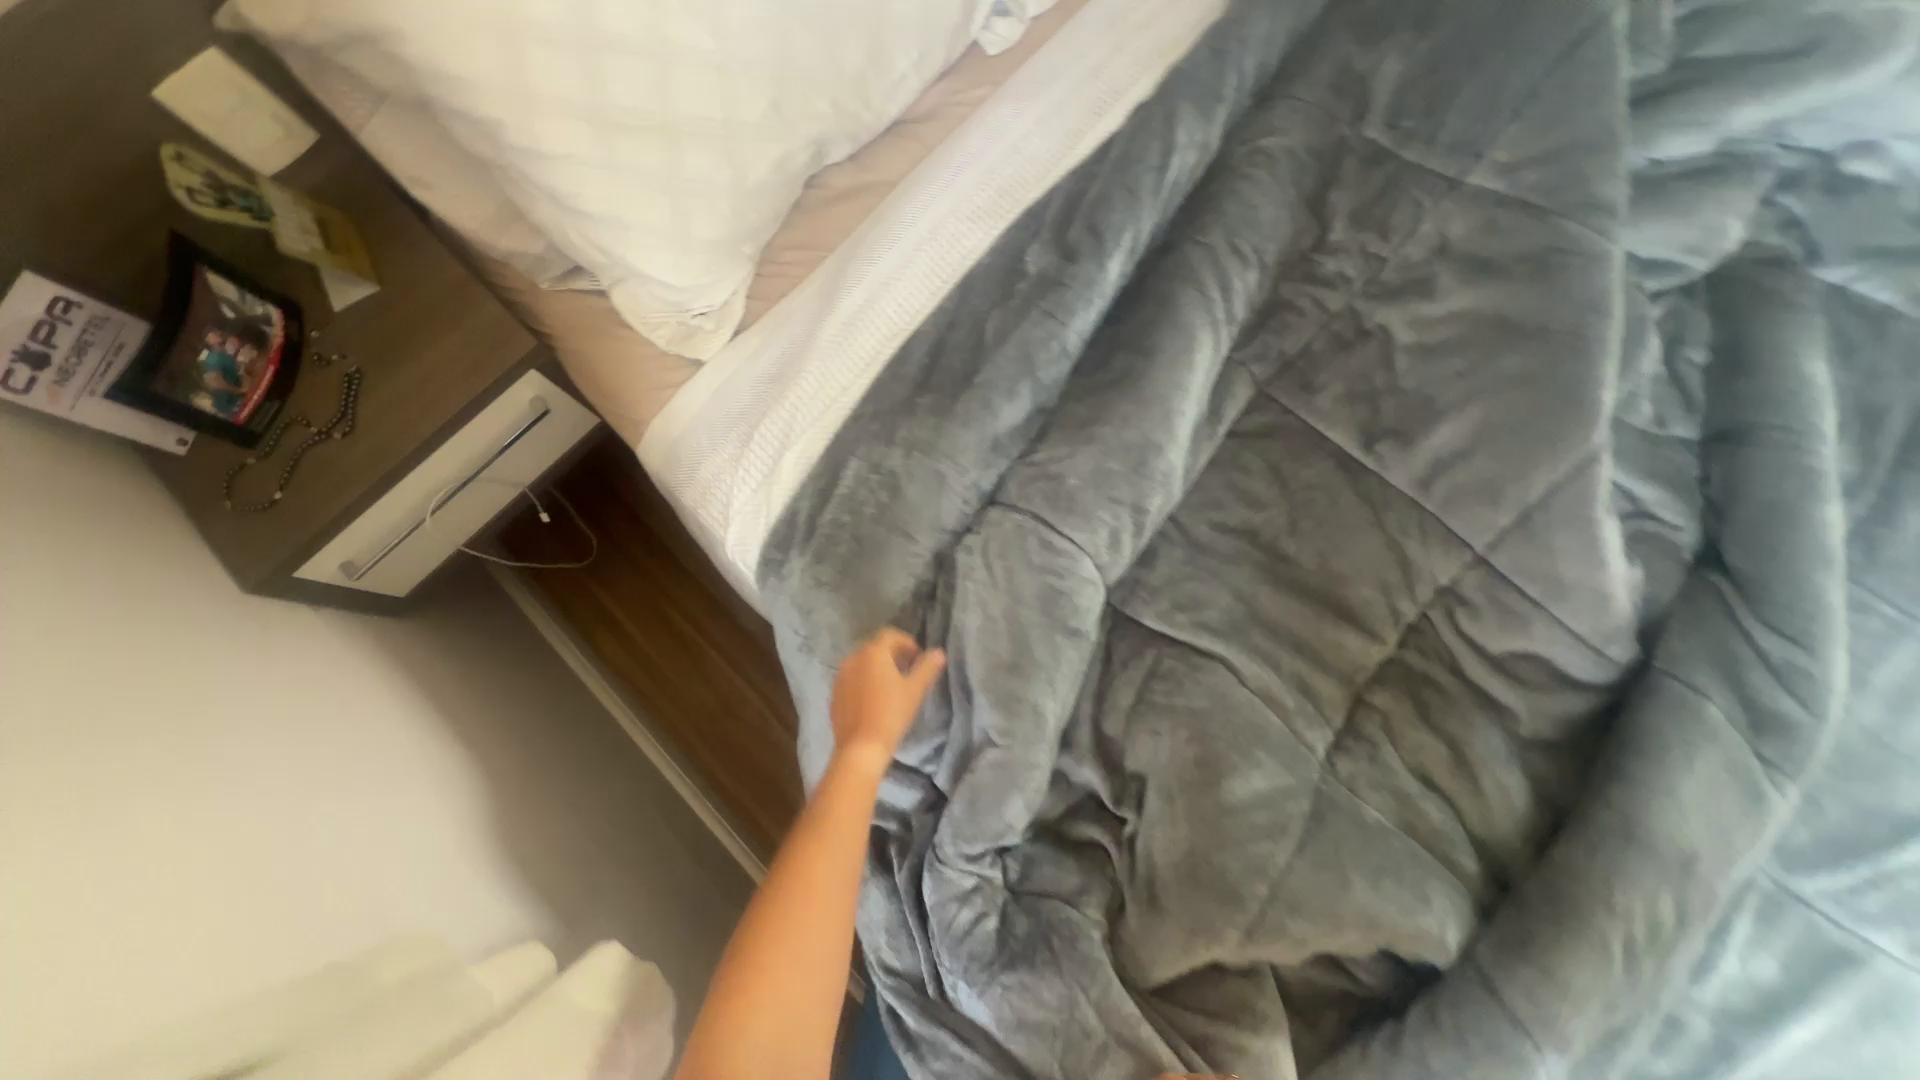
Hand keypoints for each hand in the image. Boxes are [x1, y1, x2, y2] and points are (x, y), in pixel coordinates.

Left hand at [829, 628, 945, 767]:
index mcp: (873, 653)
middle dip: (892, 654)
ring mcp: (840, 677)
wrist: (861, 747)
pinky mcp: (834, 694)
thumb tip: (939, 652)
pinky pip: (852, 679)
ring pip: (861, 663)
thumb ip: (927, 668)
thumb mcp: (915, 690)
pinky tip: (874, 700)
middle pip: (874, 647)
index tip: (918, 658)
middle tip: (907, 670)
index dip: (907, 642)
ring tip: (891, 685)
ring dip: (877, 667)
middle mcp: (853, 659)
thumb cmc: (891, 714)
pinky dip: (864, 681)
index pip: (890, 635)